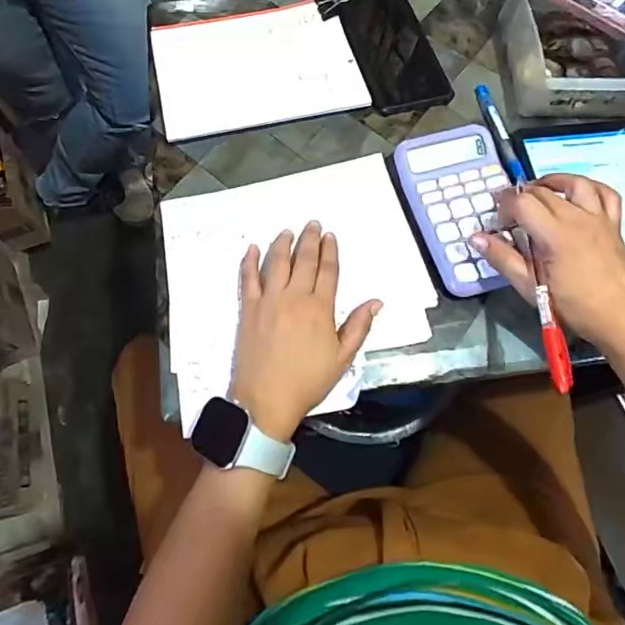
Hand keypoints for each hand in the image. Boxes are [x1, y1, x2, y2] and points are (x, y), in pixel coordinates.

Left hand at [229, 221, 380, 441]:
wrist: (266, 400)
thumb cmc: (307, 381)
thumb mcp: (342, 358)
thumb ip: (358, 327)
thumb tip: (375, 302)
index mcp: (320, 308)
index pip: (328, 270)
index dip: (330, 251)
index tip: (330, 237)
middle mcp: (295, 297)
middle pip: (303, 260)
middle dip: (309, 239)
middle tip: (312, 225)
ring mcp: (269, 301)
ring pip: (276, 262)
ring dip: (282, 244)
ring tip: (288, 231)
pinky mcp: (248, 309)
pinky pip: (248, 278)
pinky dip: (250, 261)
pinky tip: (252, 249)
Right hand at [471, 173, 624, 354]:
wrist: (623, 318)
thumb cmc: (575, 307)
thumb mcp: (532, 289)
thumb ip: (503, 259)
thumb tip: (477, 238)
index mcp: (554, 234)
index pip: (522, 203)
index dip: (504, 206)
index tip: (498, 221)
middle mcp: (577, 218)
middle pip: (543, 192)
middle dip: (521, 197)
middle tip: (510, 214)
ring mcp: (599, 218)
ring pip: (575, 183)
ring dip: (553, 182)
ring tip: (539, 192)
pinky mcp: (614, 224)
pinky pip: (606, 194)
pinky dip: (590, 187)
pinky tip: (578, 194)